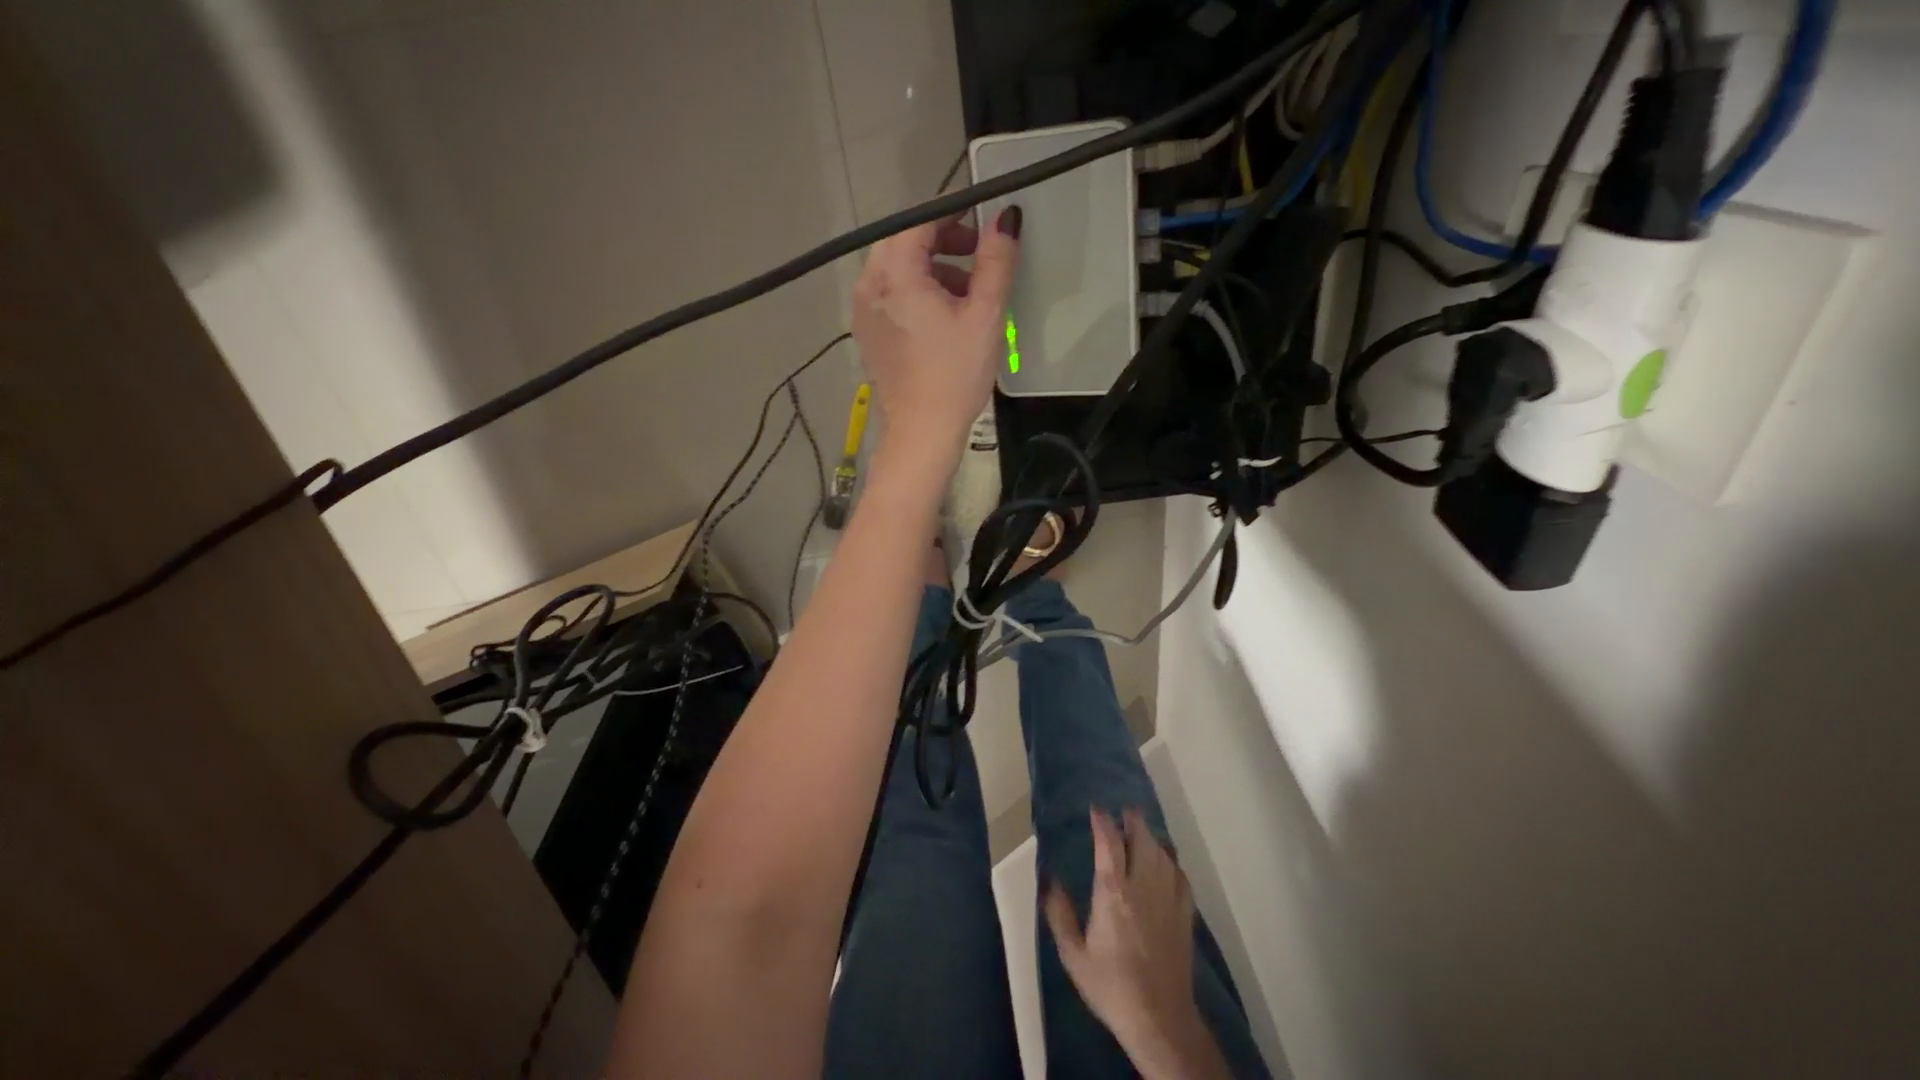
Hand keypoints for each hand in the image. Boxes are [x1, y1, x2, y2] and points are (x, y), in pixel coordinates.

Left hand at [851, 207, 1021, 451]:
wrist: (922, 431)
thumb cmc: (955, 374)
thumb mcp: (985, 314)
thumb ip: (995, 260)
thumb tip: (1004, 219)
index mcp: (895, 274)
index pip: (920, 221)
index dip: (954, 213)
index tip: (983, 220)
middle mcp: (870, 284)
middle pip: (904, 241)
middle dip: (942, 240)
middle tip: (979, 253)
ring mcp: (863, 309)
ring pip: (896, 267)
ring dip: (931, 266)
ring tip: (968, 291)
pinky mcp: (867, 330)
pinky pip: (890, 292)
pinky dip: (916, 289)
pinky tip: (944, 315)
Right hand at [1045, 809, 1229, 1079]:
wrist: (1158, 1016)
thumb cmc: (1110, 985)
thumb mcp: (1073, 953)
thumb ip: (1059, 913)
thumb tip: (1050, 880)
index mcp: (1113, 892)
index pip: (1109, 843)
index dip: (1103, 822)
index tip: (1096, 809)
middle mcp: (1143, 886)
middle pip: (1143, 840)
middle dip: (1134, 821)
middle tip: (1125, 811)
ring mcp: (1169, 899)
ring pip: (1164, 854)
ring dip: (1153, 837)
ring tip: (1143, 831)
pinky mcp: (1185, 915)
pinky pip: (1181, 876)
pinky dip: (1172, 862)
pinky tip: (1168, 863)